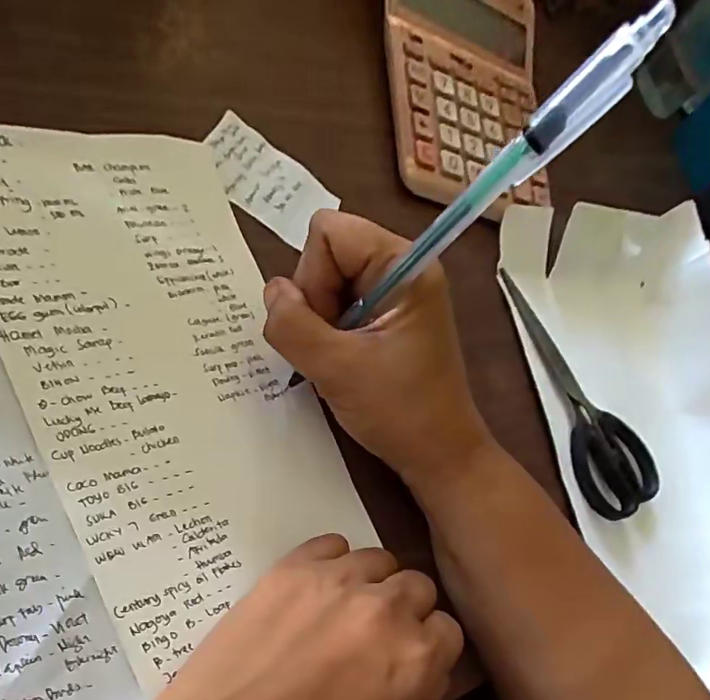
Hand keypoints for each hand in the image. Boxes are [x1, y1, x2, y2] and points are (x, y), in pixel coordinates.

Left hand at [139, 534, 462, 699]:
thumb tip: (436, 673)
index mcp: (416, 658)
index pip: (448, 630)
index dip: (429, 649)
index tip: (405, 662)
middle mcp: (385, 609)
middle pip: (417, 587)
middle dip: (405, 613)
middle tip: (371, 641)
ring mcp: (334, 582)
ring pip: (378, 560)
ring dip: (371, 584)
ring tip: (342, 613)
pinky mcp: (290, 569)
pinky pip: (331, 544)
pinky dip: (333, 562)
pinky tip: (315, 591)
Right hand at [263, 210, 495, 489]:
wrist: (437, 456)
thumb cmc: (400, 411)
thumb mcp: (338, 369)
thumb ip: (294, 326)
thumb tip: (272, 291)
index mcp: (404, 265)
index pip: (329, 232)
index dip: (313, 276)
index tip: (326, 325)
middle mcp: (399, 271)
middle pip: (325, 257)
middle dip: (314, 303)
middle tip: (332, 350)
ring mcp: (390, 299)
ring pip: (325, 288)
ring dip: (317, 326)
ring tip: (337, 363)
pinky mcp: (382, 324)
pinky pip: (335, 312)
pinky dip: (326, 338)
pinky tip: (338, 367)